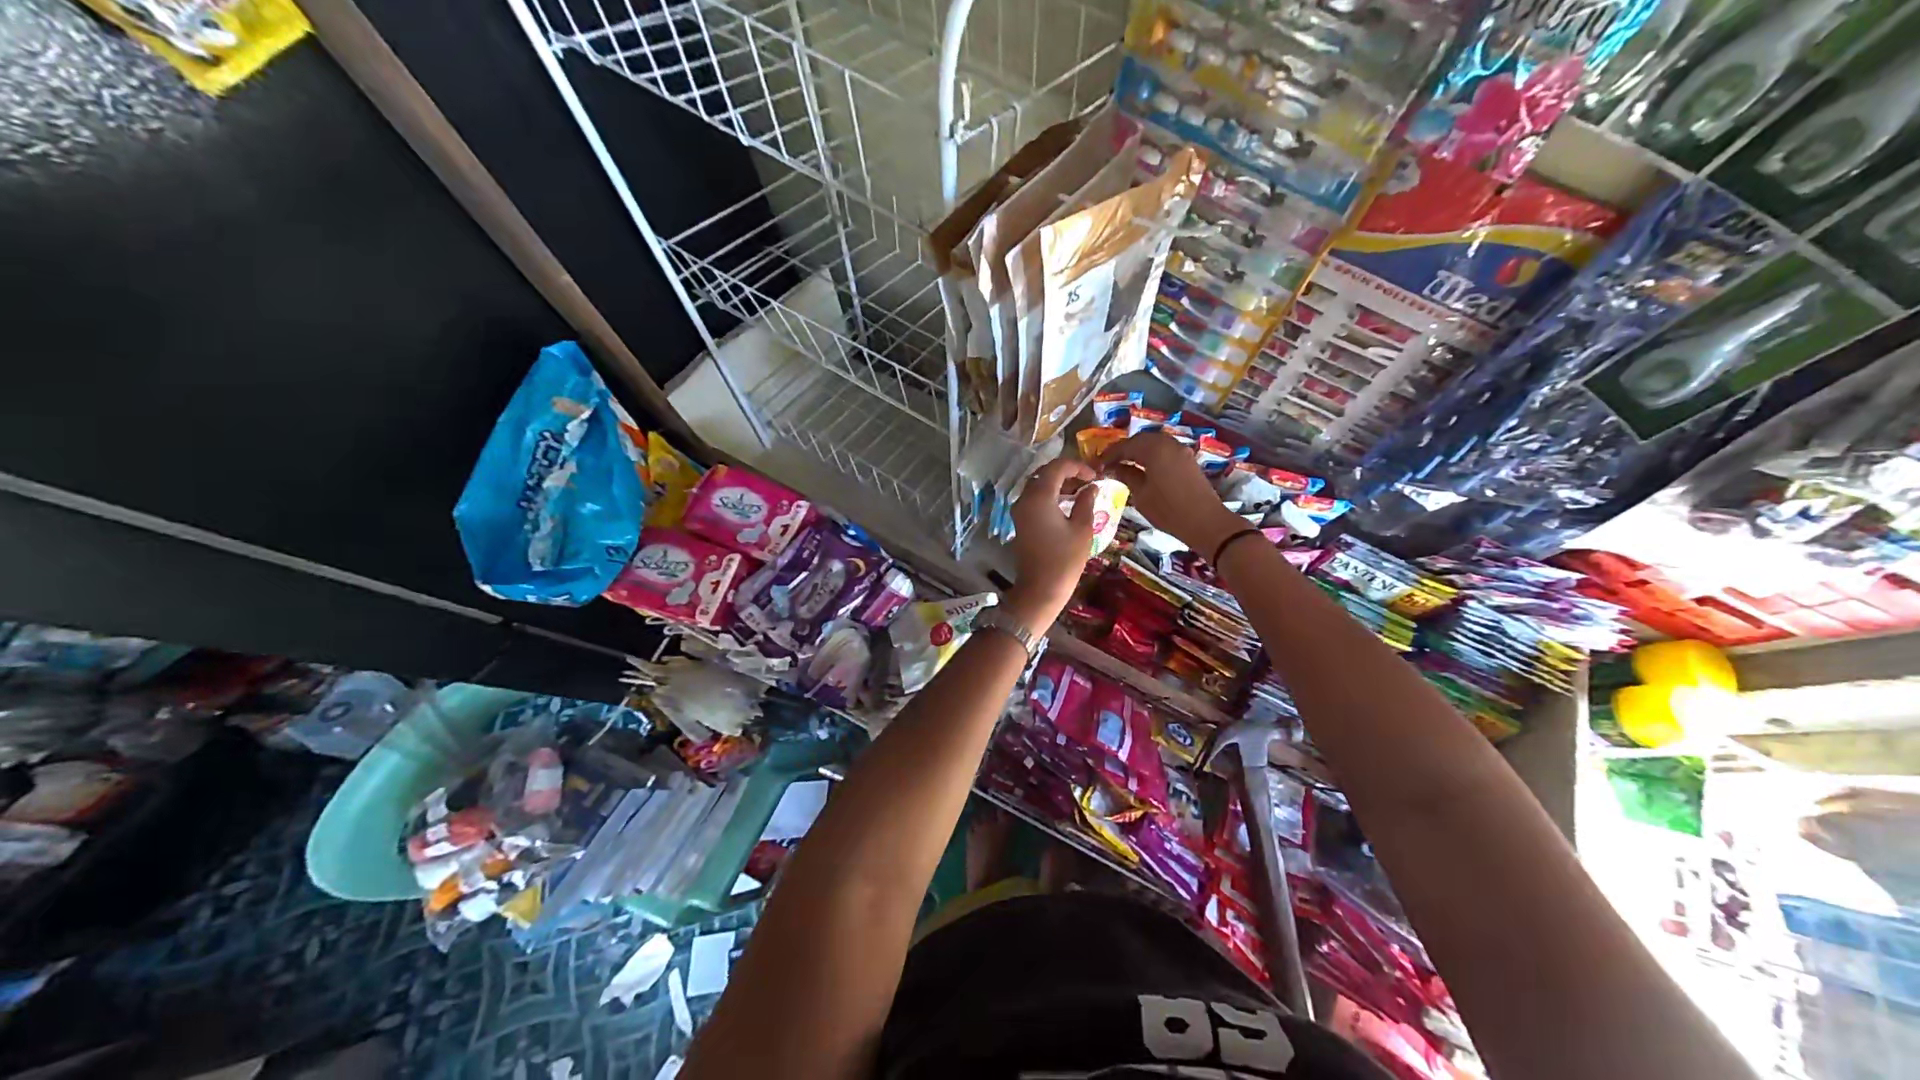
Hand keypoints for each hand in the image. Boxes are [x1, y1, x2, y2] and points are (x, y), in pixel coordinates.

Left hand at [1004, 457, 1098, 631]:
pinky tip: (1067, 504)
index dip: (1078, 466)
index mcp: (1039, 496)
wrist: (1040, 589)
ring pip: (1038, 486)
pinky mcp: (1020, 522)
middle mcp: (1024, 498)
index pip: (1057, 467)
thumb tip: (1091, 487)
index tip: (1095, 475)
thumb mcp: (1082, 529)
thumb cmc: (1064, 560)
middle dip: (1067, 472)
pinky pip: (1034, 499)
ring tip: (1081, 492)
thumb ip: (1086, 502)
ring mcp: (1019, 510)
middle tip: (1088, 480)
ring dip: (1058, 484)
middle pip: (1044, 474)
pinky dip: (1050, 496)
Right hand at [1098, 431, 1243, 556]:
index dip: (1110, 455)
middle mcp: (1168, 443)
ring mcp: (1181, 450)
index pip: (1125, 446)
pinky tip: (1144, 468)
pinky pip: (1164, 450)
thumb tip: (1114, 468)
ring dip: (1138, 451)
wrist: (1205, 521)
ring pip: (1154, 443)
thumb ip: (1126, 476)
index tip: (1098, 465)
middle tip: (1110, 463)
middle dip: (1124, 450)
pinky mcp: (1188, 460)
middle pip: (1140, 440)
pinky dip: (1151, 455)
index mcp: (1153, 449)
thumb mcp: (1140, 494)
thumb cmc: (1168, 509)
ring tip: (1125, 465)